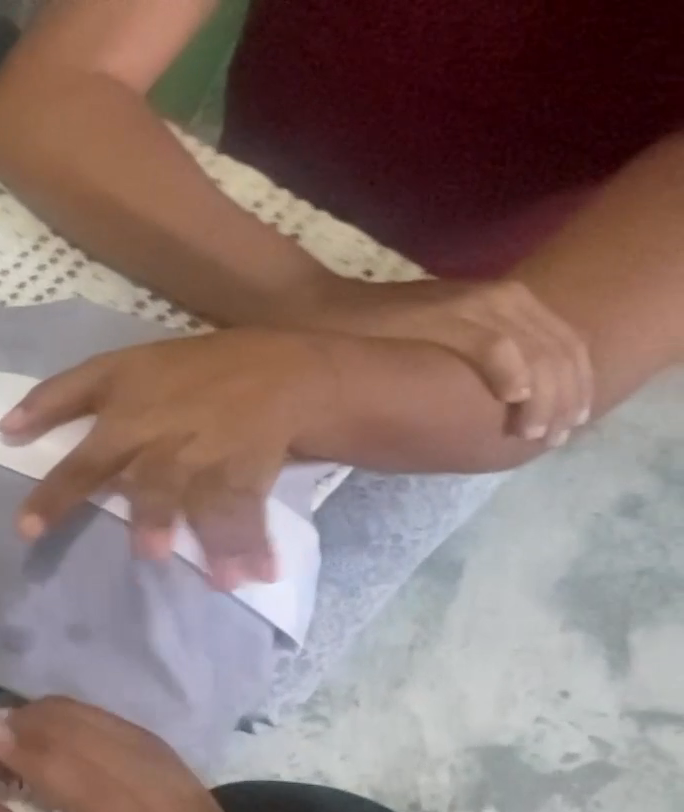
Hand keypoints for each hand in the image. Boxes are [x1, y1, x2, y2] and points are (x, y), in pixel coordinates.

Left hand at [0, 328, 337, 588]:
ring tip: (220, 580)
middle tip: (147, 552)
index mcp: (126, 425)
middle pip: (155, 487)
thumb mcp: (111, 371)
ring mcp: (212, 463)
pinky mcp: (252, 476)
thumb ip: (55, 399)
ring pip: (210, 503)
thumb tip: (3, 429)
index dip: (54, 497)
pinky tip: (259, 576)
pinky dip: (256, 544)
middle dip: (154, 517)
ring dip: (215, 540)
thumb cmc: (180, 373)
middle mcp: (166, 449)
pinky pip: (252, 512)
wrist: (280, 367)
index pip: (82, 466)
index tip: (26, 531)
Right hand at [0, 699, 269, 811]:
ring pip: (68, 709)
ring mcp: (146, 747)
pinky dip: (50, 720)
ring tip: (3, 754)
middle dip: (5, 727)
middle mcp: (132, 769)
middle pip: (53, 721)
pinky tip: (39, 748)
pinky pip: (86, 713)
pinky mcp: (151, 740)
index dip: (2, 741)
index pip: (48, 758)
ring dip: (25, 720)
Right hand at [287, 278, 591, 444]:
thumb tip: (491, 394)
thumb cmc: (364, 326)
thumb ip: (464, 350)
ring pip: (537, 352)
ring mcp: (470, 304)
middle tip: (553, 436)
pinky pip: (493, 347)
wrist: (313, 305)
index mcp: (503, 299)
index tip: (566, 424)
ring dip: (544, 395)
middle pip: (559, 350)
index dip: (575, 385)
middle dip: (565, 397)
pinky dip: (511, 373)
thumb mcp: (430, 332)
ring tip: (533, 429)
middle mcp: (498, 297)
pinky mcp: (442, 316)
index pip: (564, 343)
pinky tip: (512, 399)